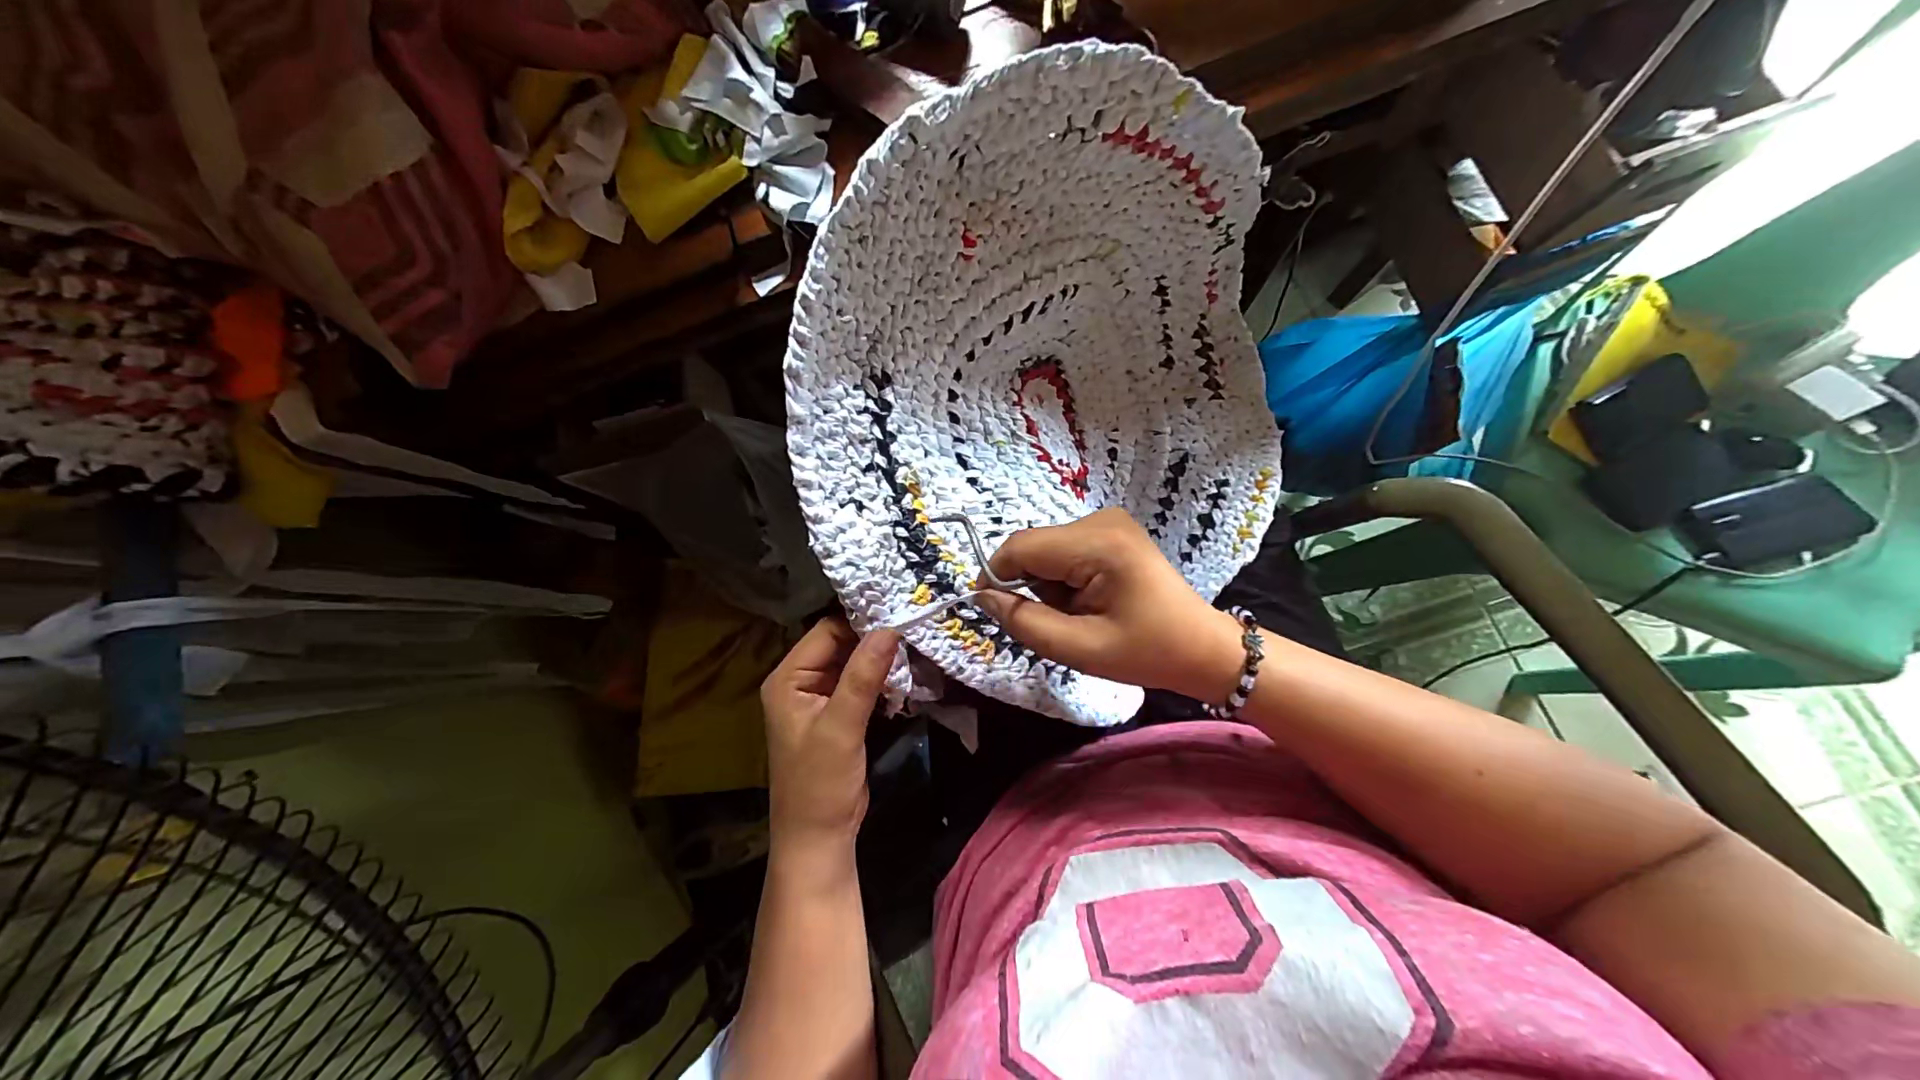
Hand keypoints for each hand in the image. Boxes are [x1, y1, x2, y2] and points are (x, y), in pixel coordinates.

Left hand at [760, 618, 898, 848]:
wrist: (819, 838)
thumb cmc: (820, 784)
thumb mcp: (841, 727)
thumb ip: (863, 677)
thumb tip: (889, 628)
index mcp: (787, 679)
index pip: (826, 632)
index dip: (860, 624)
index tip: (900, 620)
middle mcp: (800, 682)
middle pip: (840, 644)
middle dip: (874, 641)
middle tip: (912, 633)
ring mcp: (819, 698)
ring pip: (854, 663)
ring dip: (880, 661)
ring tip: (914, 653)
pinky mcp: (838, 714)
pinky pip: (861, 684)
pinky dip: (881, 681)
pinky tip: (905, 680)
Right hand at [972, 507, 1245, 701]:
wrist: (1202, 647)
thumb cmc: (1147, 652)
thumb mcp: (1080, 648)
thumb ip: (1025, 621)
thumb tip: (983, 596)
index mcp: (1098, 543)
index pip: (1021, 547)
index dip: (996, 576)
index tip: (994, 611)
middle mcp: (1100, 519)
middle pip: (1033, 547)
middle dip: (1029, 585)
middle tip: (1056, 623)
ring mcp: (1108, 521)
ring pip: (1045, 550)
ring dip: (1047, 585)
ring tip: (1078, 615)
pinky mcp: (1110, 531)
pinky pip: (1063, 551)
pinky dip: (1062, 579)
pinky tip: (1087, 601)